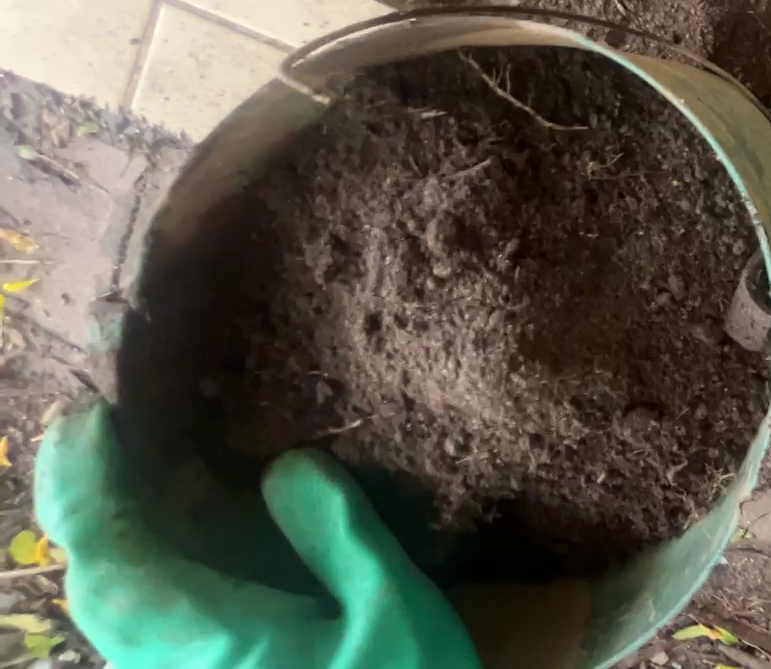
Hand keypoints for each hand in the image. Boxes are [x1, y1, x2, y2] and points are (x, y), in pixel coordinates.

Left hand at [35, 405, 482, 668]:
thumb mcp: (391, 604)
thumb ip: (337, 534)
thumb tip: (284, 464)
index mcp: (209, 645)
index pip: (116, 560)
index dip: (87, 487)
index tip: (87, 418)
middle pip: (101, 583)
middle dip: (91, 502)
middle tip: (109, 428)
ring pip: (118, 605)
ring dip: (119, 531)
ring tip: (140, 466)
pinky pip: (150, 620)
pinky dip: (150, 565)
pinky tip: (181, 538)